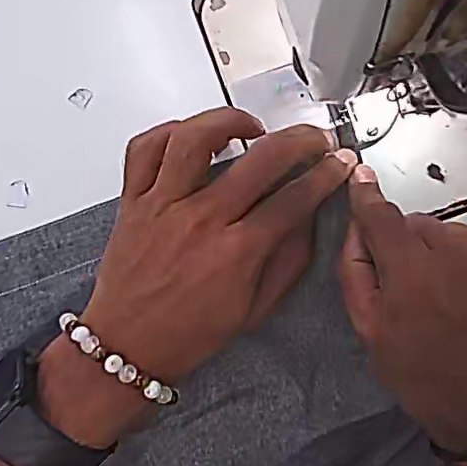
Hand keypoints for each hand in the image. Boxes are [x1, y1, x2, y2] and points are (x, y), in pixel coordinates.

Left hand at [38, 109, 356, 447]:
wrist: (129, 345)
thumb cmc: (189, 333)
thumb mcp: (254, 308)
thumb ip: (287, 262)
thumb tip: (308, 218)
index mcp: (236, 253)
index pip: (295, 198)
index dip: (326, 175)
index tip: (337, 164)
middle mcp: (200, 221)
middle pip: (261, 159)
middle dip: (301, 140)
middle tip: (313, 139)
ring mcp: (162, 206)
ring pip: (196, 138)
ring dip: (231, 120)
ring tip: (252, 128)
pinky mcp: (133, 201)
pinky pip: (144, 149)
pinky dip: (169, 131)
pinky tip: (193, 136)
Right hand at [339, 165, 466, 454]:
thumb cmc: (426, 377)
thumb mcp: (369, 329)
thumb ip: (355, 270)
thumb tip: (357, 231)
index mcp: (412, 271)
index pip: (382, 213)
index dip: (367, 197)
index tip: (363, 181)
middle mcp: (459, 256)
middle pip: (422, 225)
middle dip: (412, 248)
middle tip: (416, 290)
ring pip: (460, 236)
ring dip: (450, 258)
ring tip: (452, 301)